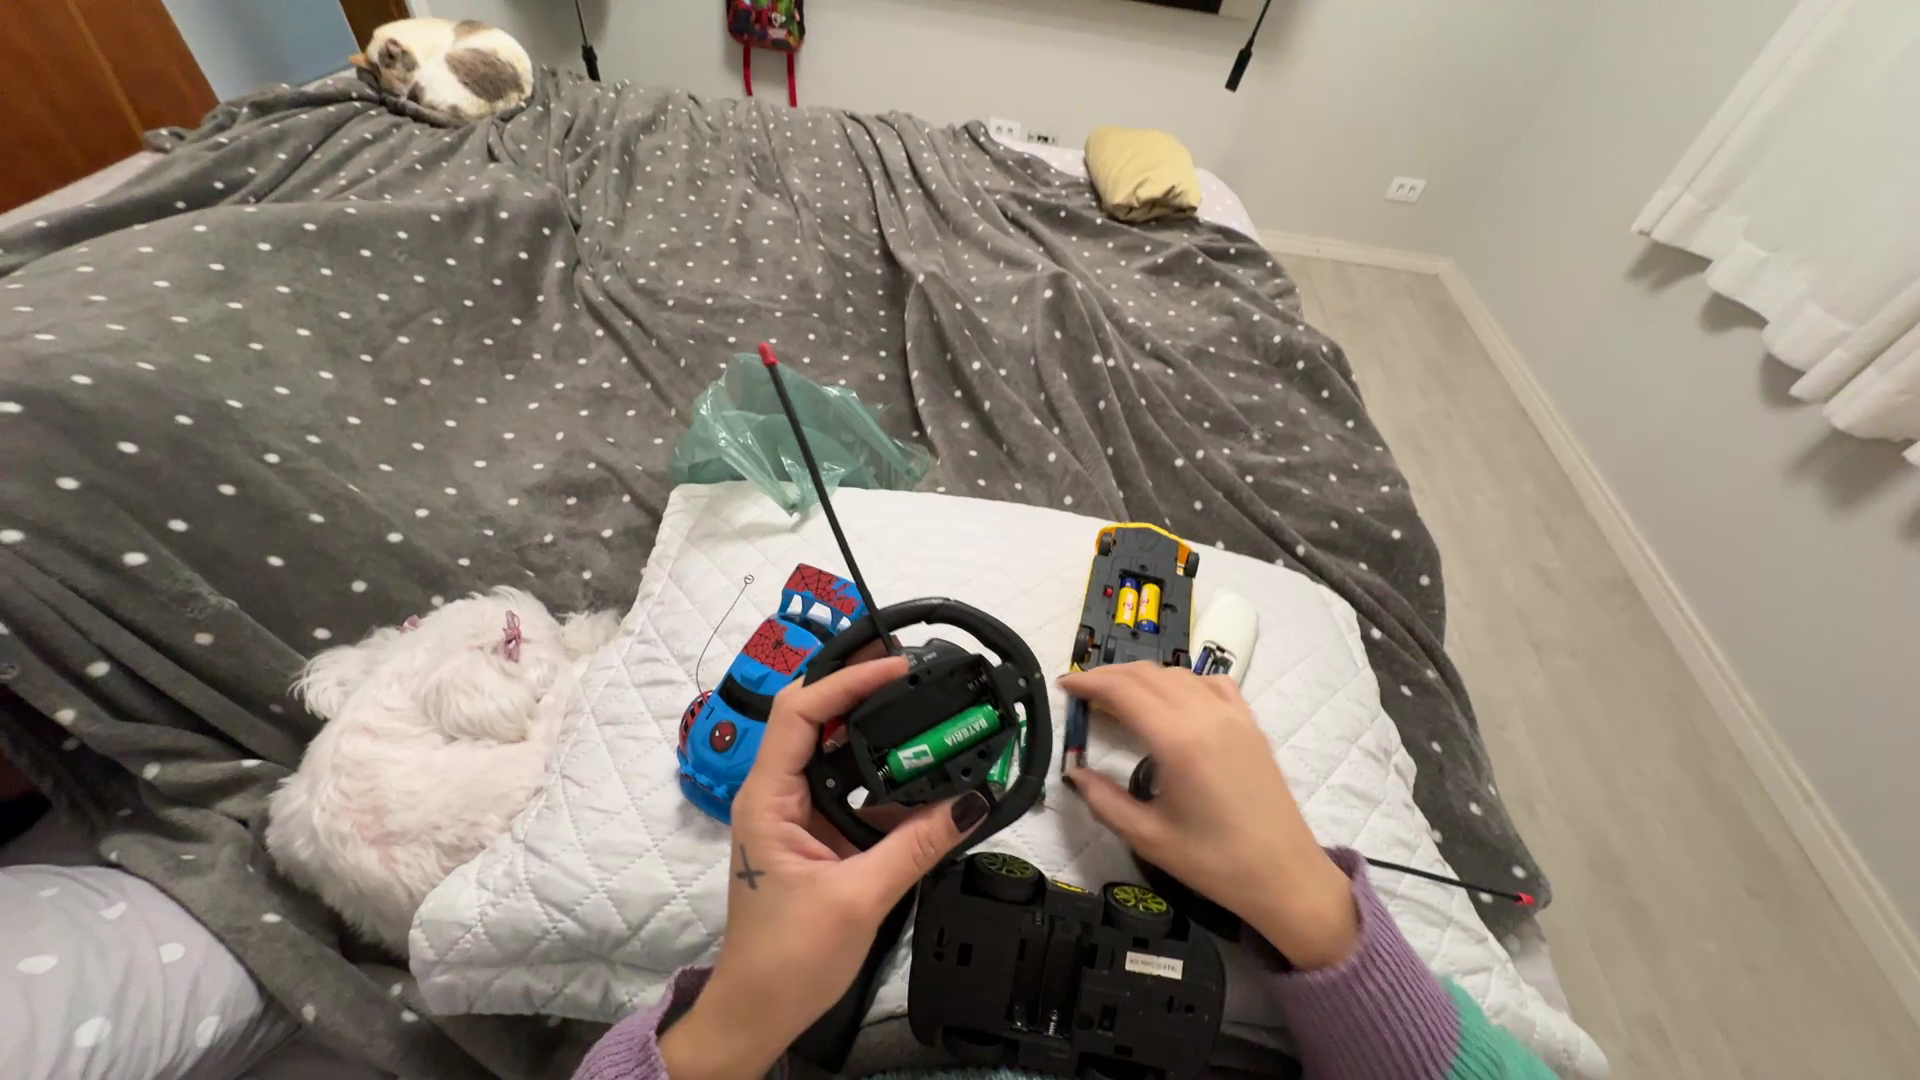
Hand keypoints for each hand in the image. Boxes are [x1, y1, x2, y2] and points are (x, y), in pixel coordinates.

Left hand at [660, 656, 991, 1079]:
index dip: (846, 682)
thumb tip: (974, 801)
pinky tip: (915, 761)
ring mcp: (794, 808)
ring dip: (870, 722)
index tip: (896, 667)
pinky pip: (846, 781)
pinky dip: (879, 765)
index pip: (800, 713)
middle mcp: (776, 791)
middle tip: (908, 666)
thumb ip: (917, 845)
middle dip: (856, 686)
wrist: (758, 1012)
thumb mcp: (860, 897)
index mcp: (768, 797)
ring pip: (830, 745)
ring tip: (917, 699)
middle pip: (812, 716)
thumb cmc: (790, 959)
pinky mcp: (813, 827)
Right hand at [1060, 663, 1358, 969]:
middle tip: (1082, 691)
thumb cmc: (1215, 863)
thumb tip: (1074, 771)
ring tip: (1117, 695)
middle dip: (1108, 676)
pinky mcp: (1250, 724)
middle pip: (1146, 674)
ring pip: (1177, 674)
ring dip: (1142, 677)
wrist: (1286, 877)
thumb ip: (1103, 800)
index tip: (1065, 686)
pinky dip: (1182, 681)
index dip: (1089, 682)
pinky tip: (1172, 699)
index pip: (1123, 690)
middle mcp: (1205, 715)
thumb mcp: (1148, 837)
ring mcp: (1233, 715)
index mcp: (1177, 741)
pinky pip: (1212, 683)